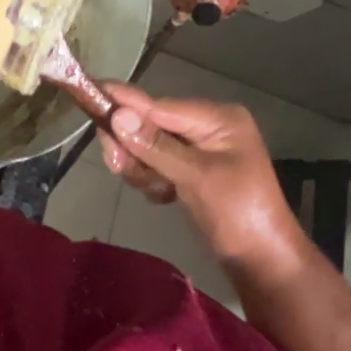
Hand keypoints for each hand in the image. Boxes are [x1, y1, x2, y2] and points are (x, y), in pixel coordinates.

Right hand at [96, 81, 308, 270]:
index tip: (88, 90)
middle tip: (117, 166)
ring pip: (145, 146)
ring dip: (142, 168)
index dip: (122, 102)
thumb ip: (155, 146)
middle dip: (131, 145)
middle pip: (147, 124)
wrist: (261, 259)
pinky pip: (153, 164)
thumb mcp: (196, 177)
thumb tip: (117, 115)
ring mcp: (197, 150)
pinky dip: (151, 179)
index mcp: (217, 119)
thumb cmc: (238, 213)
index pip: (158, 105)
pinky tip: (164, 196)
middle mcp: (206, 127)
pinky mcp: (188, 171)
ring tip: (157, 190)